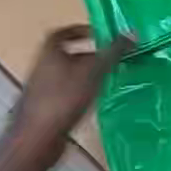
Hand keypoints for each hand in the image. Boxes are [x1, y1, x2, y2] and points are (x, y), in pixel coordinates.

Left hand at [12, 25, 131, 140]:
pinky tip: (92, 101)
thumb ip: (113, 52)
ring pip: (65, 75)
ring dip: (84, 75)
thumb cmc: (65, 98)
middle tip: (108, 58)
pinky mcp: (43, 110)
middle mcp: (41, 68)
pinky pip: (63, 93)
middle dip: (87, 55)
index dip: (79, 30)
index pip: (61, 33)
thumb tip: (132, 32)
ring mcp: (39, 91)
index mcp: (49, 53)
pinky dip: (78, 92)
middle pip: (65, 55)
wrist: (37, 140)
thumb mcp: (94, 71)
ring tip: (105, 80)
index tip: (97, 34)